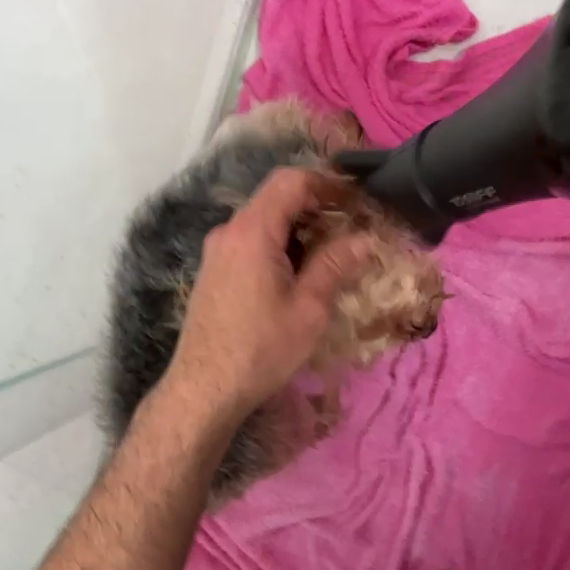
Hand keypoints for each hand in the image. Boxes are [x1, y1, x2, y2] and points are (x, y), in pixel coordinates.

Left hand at [161, 168, 371, 418]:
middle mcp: (228, 232)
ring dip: (298, 230)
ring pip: (263, 223)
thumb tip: (365, 240)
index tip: (355, 201)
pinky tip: (298, 276)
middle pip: (275, 199)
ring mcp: (216, 252)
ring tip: (330, 256)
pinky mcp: (213, 273)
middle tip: (350, 230)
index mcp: (252, 231)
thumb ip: (335, 266)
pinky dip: (277, 247)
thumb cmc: (261, 349)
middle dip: (316, 208)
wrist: (203, 388)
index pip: (290, 181)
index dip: (326, 183)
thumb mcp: (309, 309)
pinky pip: (249, 244)